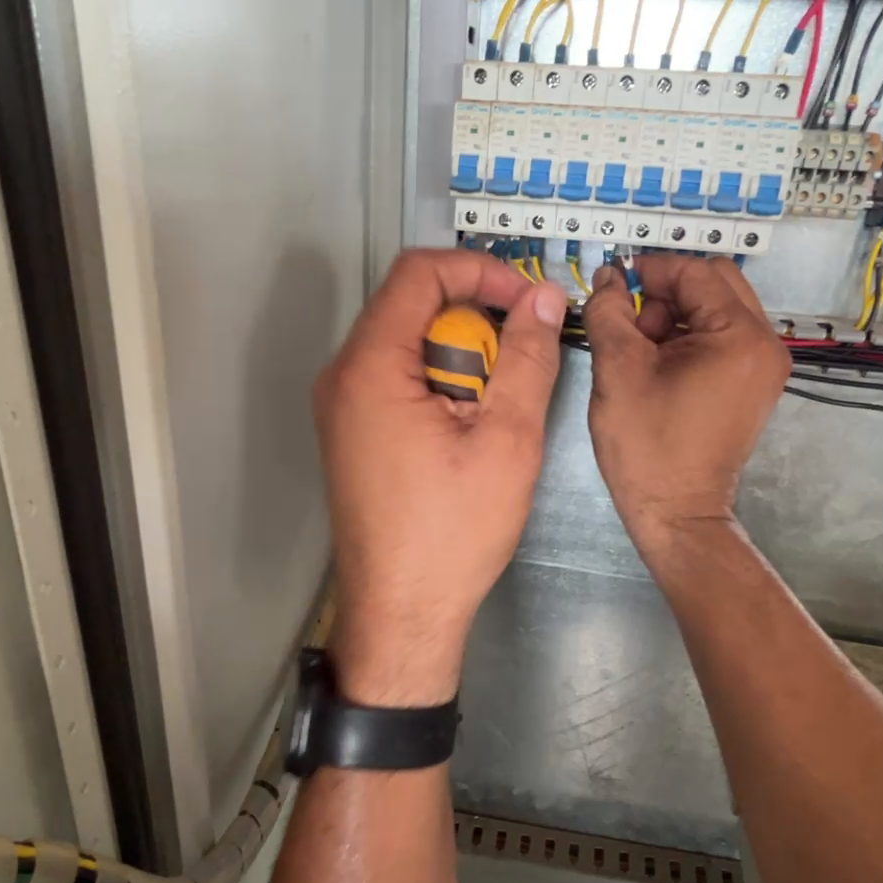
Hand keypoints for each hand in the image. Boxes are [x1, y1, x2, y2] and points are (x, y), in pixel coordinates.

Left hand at [315, 250, 565, 704]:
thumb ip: (527, 358)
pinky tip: (466, 427)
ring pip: (405, 342)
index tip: (527, 300)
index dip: (480, 270)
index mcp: (370, 365)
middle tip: (516, 363)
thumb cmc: (453, 531)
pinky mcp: (351, 433)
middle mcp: (342, 376)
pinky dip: (438, 382)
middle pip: (410, 304)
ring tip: (495, 404)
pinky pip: (394, 378)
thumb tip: (542, 298)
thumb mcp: (507, 440)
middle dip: (473, 320)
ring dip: (459, 354)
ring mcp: (340, 406)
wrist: (401, 613)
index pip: (419, 272)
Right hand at [583, 256, 789, 551]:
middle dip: (666, 294)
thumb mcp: (617, 370)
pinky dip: (689, 340)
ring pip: (717, 311)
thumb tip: (608, 276)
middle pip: (714, 285)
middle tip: (630, 327)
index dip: (650, 271)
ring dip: (675, 317)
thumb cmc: (647, 445)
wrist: (677, 513)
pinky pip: (722, 340)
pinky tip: (659, 368)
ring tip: (642, 353)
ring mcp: (763, 367)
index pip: (696, 273)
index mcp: (740, 336)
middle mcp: (766, 344)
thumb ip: (609, 311)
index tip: (612, 284)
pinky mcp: (752, 385)